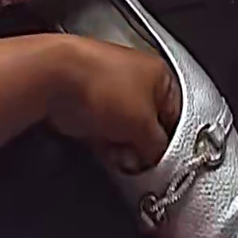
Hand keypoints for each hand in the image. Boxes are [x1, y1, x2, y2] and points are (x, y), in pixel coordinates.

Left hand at [47, 36, 177, 173]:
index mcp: (159, 75)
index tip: (168, 163)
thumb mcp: (145, 124)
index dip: (175, 143)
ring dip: (125, 151)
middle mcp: (139, 81)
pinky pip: (109, 136)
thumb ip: (160, 147)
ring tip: (119, 154)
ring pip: (130, 136)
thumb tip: (158, 159)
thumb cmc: (102, 84)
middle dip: (146, 150)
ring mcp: (114, 94)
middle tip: (140, 160)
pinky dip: (107, 146)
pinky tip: (104, 150)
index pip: (179, 116)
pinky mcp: (94, 108)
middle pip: (153, 129)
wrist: (58, 79)